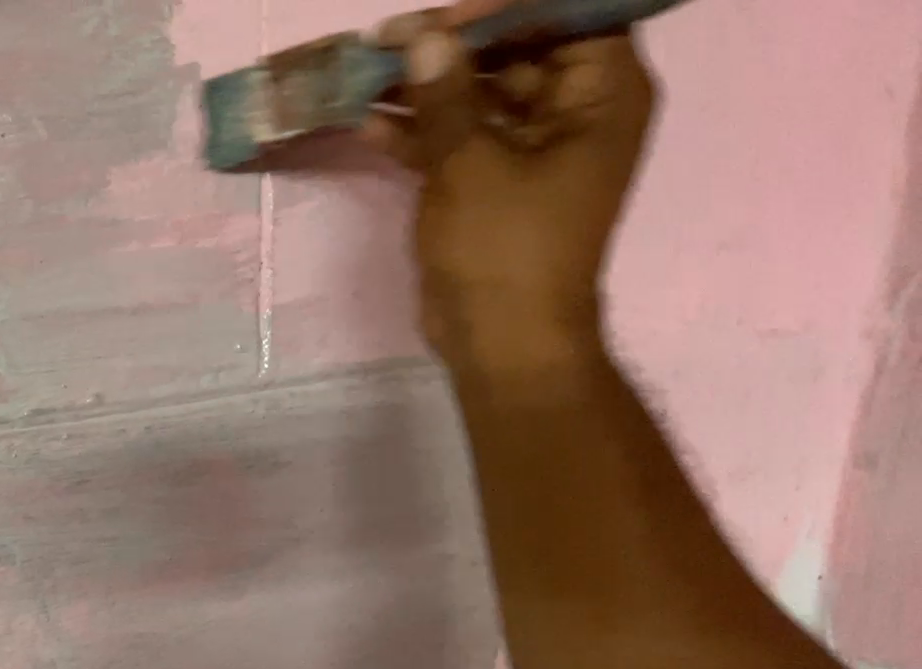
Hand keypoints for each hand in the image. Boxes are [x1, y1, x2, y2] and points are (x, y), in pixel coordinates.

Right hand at [362, 2, 656, 368]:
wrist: (500, 337)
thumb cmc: (504, 248)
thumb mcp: (471, 165)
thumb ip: (446, 98)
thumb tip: (425, 41)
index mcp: (601, 93)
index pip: (563, 14)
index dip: (500, 9)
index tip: (437, 19)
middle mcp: (571, 112)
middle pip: (514, 52)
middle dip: (449, 47)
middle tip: (386, 45)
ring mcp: (527, 152)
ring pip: (476, 98)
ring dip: (424, 90)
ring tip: (366, 79)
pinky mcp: (488, 187)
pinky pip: (455, 143)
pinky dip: (416, 135)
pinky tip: (369, 126)